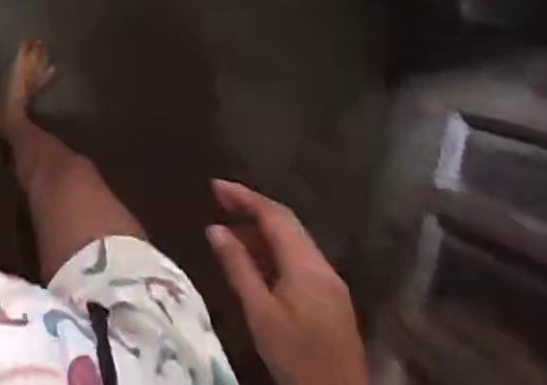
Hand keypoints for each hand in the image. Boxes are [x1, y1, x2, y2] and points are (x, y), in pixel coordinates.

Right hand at [208, 179, 367, 384]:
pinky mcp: (331, 301)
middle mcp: (323, 266)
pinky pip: (300, 260)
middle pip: (287, 224)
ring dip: (262, 231)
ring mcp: (331, 284)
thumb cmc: (297, 360)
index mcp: (307, 265)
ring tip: (230, 232)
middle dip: (253, 208)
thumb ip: (238, 268)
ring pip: (294, 242)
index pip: (275, 215)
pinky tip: (255, 262)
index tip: (215, 187)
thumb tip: (215, 228)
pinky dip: (275, 252)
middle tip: (219, 201)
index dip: (244, 196)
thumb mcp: (260, 314)